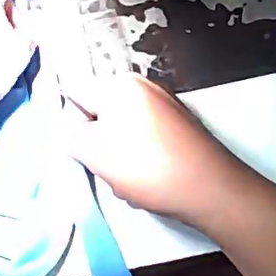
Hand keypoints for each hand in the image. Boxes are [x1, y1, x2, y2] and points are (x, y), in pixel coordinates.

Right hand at [58, 73, 257, 226]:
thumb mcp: (95, 154)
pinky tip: (150, 182)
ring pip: (121, 135)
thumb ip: (68, 135)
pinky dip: (142, 163)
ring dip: (119, 161)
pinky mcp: (179, 130)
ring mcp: (165, 108)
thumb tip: (64, 126)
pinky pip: (145, 143)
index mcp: (121, 84)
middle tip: (108, 171)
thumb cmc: (150, 168)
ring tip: (132, 182)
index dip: (70, 124)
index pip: (75, 95)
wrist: (212, 190)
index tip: (76, 149)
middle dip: (98, 147)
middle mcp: (144, 88)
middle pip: (100, 116)